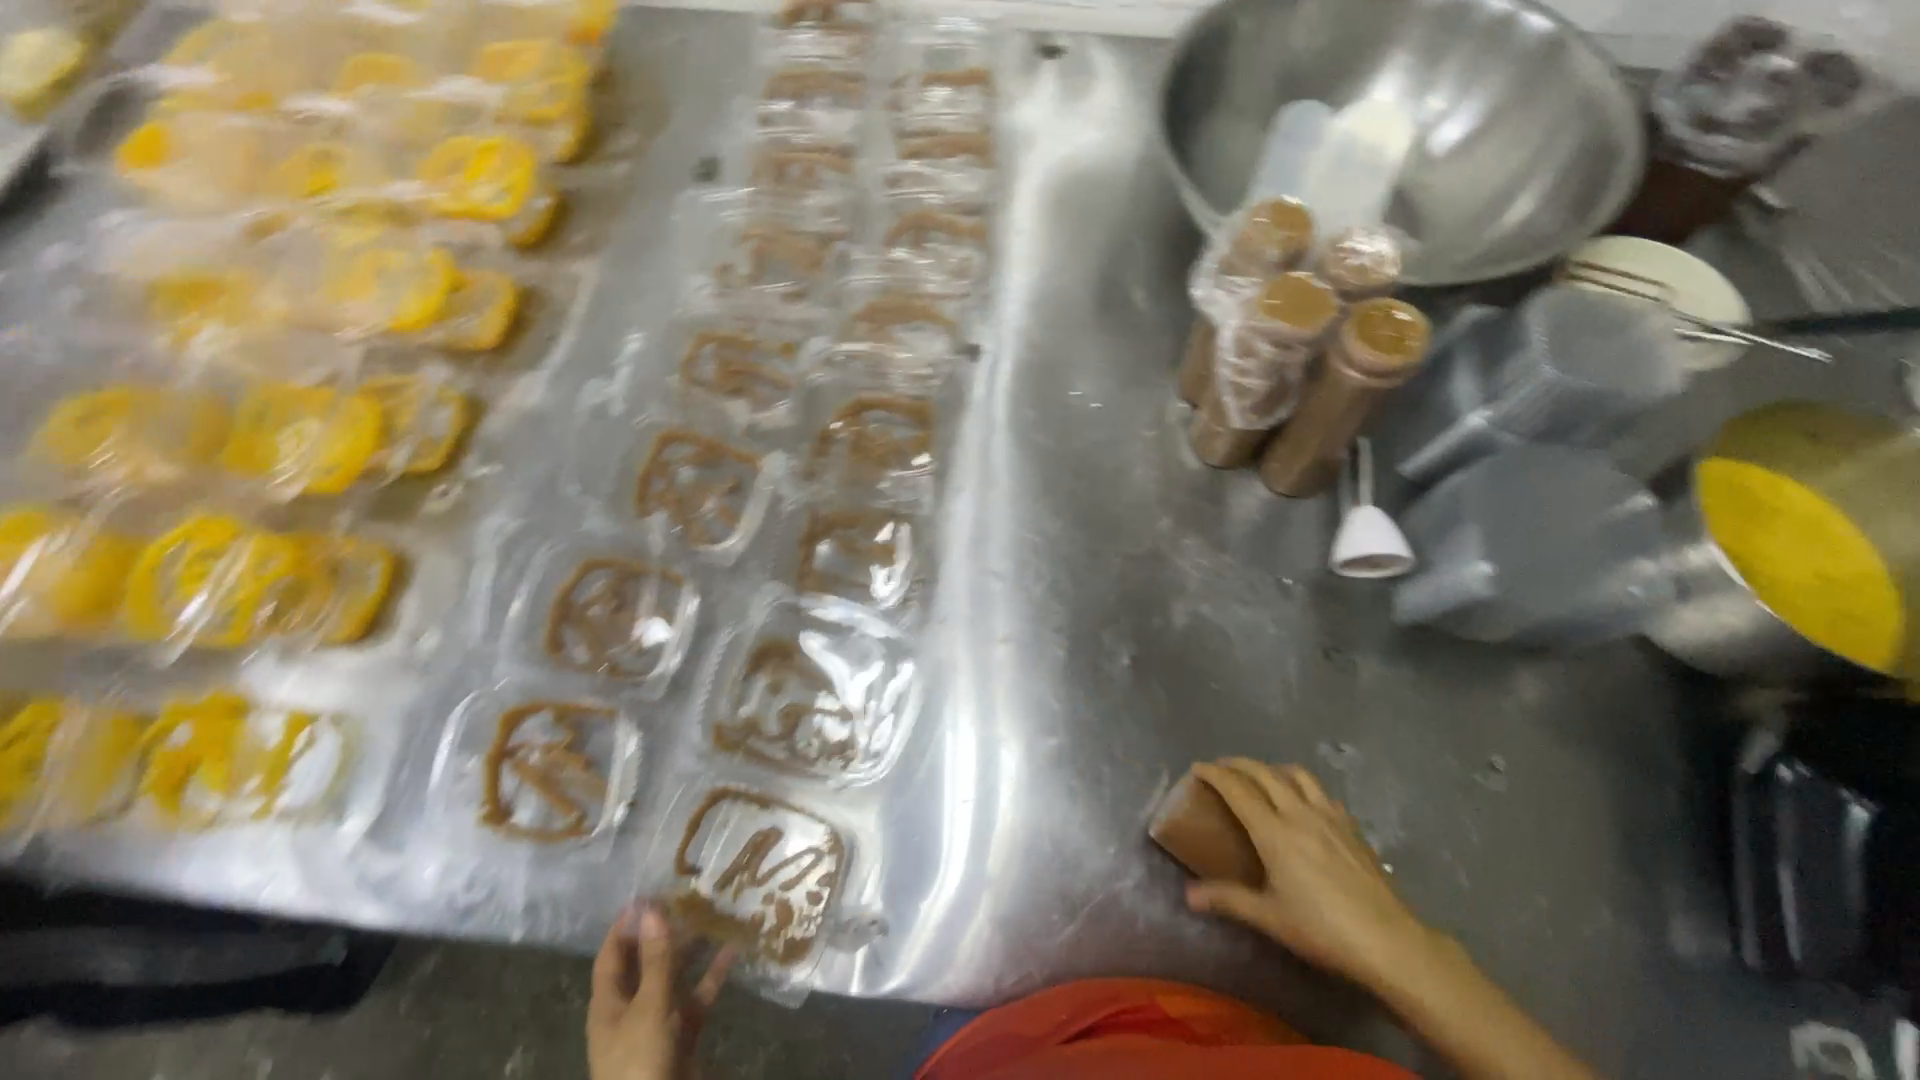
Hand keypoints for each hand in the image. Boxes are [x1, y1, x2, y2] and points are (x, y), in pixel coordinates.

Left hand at [588, 903, 737, 1079]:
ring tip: (713, 917)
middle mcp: (630, 1008)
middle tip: (688, 899)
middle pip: (645, 963)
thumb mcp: (648, 1007)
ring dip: (692, 951)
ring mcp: (657, 1022)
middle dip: (664, 933)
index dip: (625, 926)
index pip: (611, 955)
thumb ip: (655, 959)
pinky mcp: (683, 1035)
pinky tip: (733, 952)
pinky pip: (697, 998)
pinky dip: (713, 977)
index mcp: (608, 1003)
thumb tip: (651, 910)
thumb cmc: (640, 1061)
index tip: (647, 894)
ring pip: (674, 978)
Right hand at [1185, 759, 1441, 994]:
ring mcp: (1331, 817)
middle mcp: (1300, 814)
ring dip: (1273, 768)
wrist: (1388, 940)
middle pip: (1265, 773)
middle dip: (1239, 764)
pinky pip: (1322, 792)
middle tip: (1221, 768)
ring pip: (1298, 775)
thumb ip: (1228, 900)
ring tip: (1262, 777)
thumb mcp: (1269, 918)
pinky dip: (1303, 786)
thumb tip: (1189, 896)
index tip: (1198, 767)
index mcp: (1275, 832)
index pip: (1238, 790)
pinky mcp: (1353, 827)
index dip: (1215, 774)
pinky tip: (1304, 802)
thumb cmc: (1322, 929)